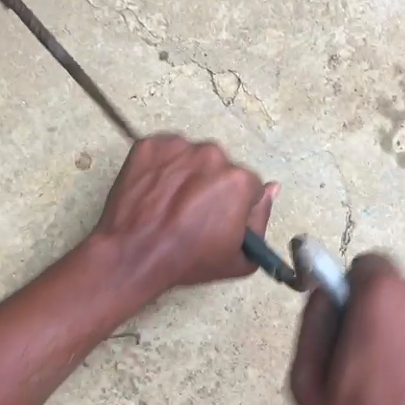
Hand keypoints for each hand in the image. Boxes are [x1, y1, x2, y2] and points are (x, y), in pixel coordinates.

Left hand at [91, 135, 276, 294]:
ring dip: (185, 174)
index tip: (215, 220)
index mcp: (239, 180)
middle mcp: (212, 154)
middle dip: (209, 185)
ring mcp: (178, 147)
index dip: (232, 206)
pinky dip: (161, 167)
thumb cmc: (186, 260)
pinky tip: (154, 192)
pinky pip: (164, 152)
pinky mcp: (150, 145)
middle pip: (219, 167)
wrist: (133, 254)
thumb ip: (261, 220)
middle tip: (189, 213)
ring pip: (191, 157)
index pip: (246, 186)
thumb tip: (272, 189)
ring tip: (169, 204)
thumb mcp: (239, 258)